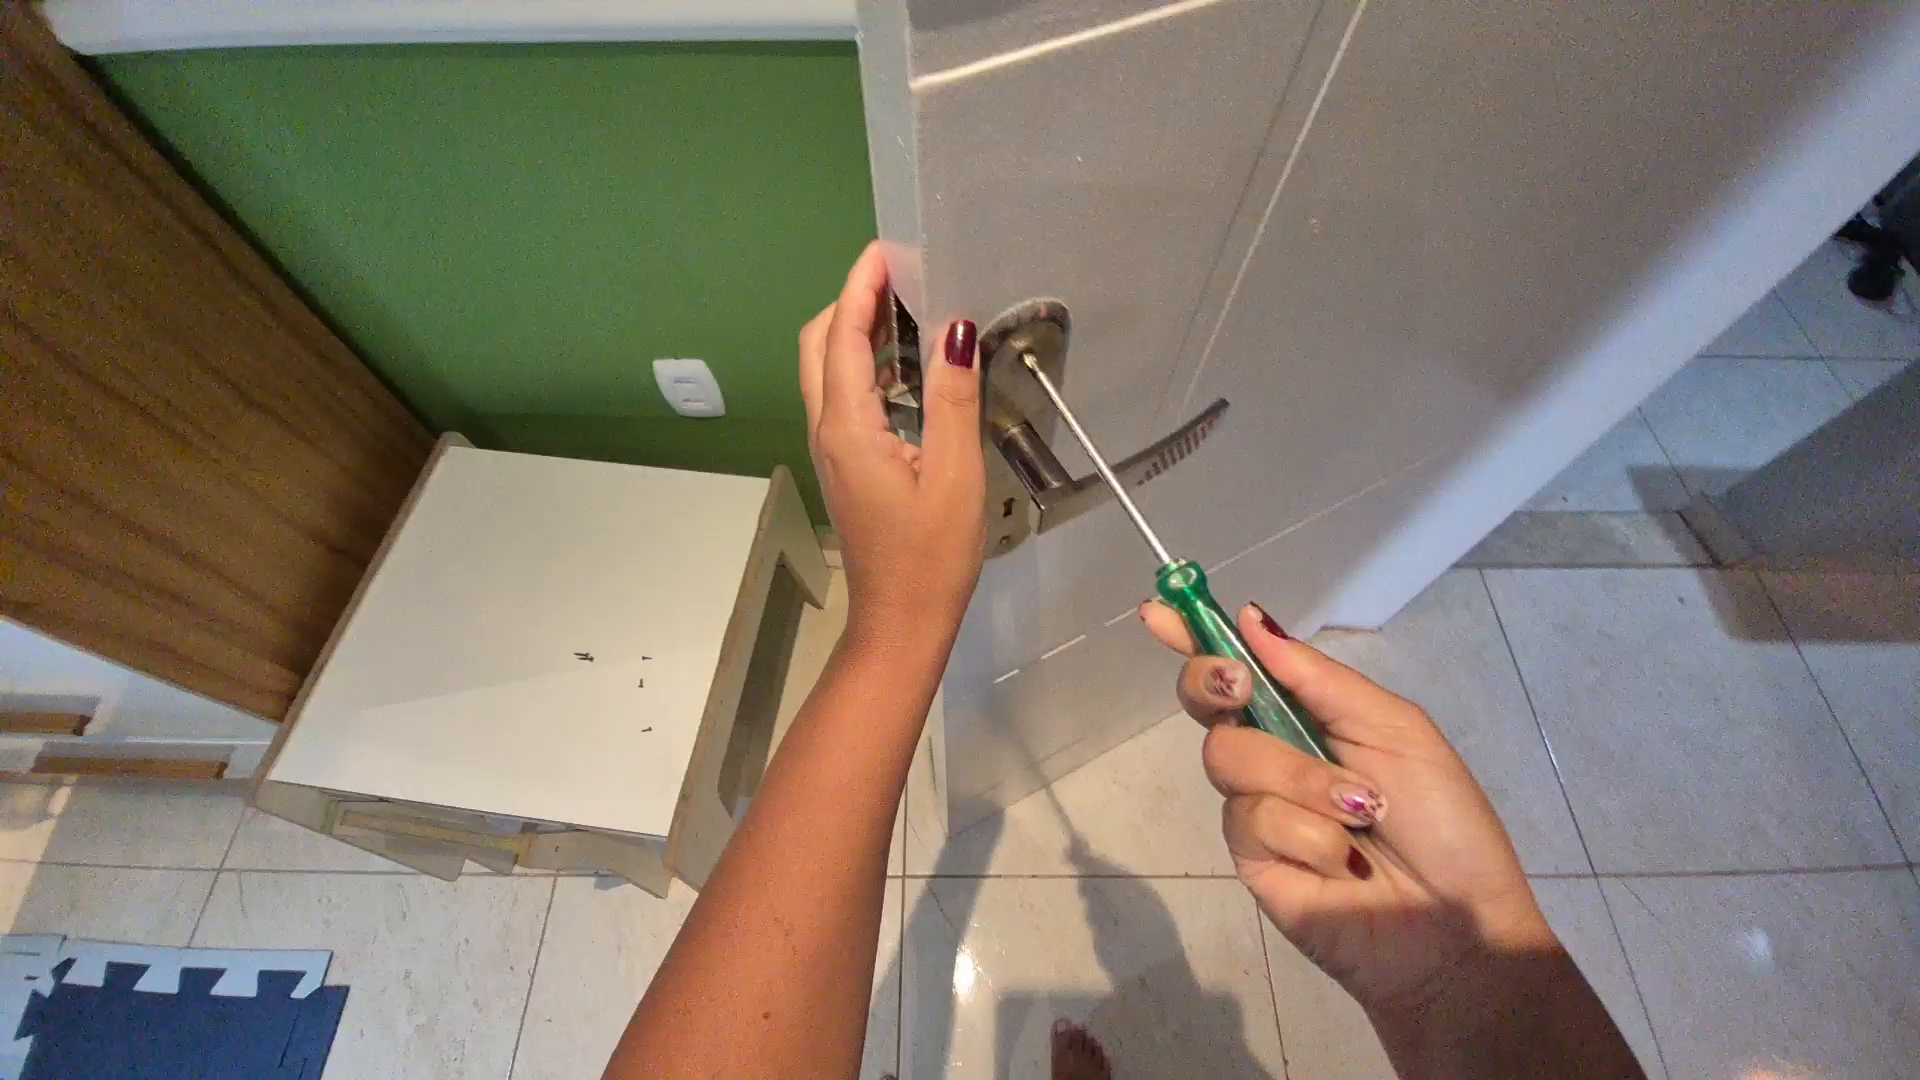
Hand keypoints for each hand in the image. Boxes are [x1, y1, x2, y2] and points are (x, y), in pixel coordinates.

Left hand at [799, 243, 985, 655]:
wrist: (901, 621)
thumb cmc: (932, 555)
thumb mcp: (954, 474)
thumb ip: (950, 397)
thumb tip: (953, 327)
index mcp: (848, 427)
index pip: (841, 336)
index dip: (860, 286)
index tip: (888, 249)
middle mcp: (827, 431)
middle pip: (819, 347)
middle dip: (850, 303)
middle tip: (901, 278)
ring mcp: (832, 451)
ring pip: (827, 373)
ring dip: (855, 333)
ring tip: (907, 310)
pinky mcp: (846, 466)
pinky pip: (843, 399)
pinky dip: (864, 368)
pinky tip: (905, 370)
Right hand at [1141, 601, 1555, 1013]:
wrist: (1457, 927)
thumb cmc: (1442, 821)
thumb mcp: (1394, 729)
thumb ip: (1316, 677)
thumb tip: (1250, 618)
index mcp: (1301, 713)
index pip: (1233, 664)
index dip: (1190, 634)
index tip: (1156, 609)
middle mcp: (1267, 749)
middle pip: (1204, 700)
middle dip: (1210, 682)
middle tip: (1238, 686)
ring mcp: (1252, 800)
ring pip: (1230, 755)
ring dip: (1300, 779)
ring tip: (1358, 814)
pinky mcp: (1246, 851)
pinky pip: (1250, 817)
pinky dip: (1308, 834)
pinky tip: (1342, 861)